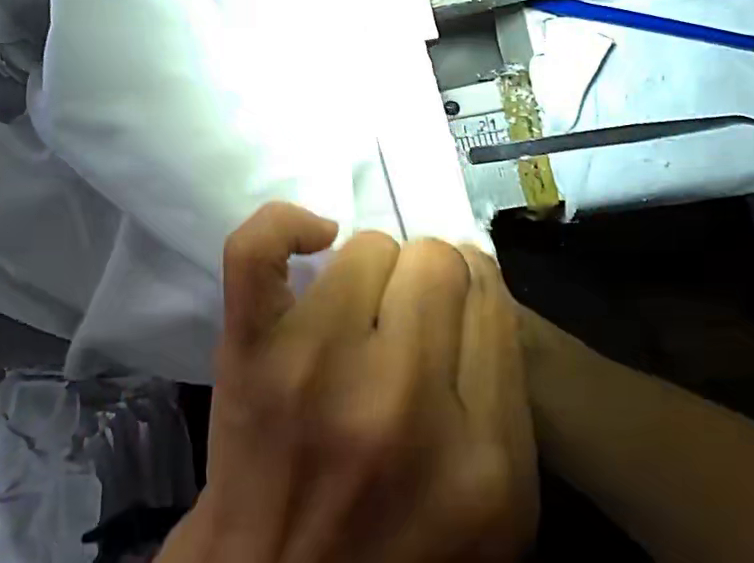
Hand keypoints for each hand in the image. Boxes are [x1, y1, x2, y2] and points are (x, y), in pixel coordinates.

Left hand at [159, 203, 536, 562]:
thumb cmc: (395, 540)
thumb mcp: (494, 501)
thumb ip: (503, 391)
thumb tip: (477, 279)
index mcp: (484, 456)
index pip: (491, 298)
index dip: (471, 294)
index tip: (451, 310)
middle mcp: (403, 403)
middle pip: (437, 262)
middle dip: (427, 284)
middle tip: (405, 318)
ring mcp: (316, 369)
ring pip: (368, 248)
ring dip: (370, 272)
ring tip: (357, 313)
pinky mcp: (249, 352)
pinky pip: (259, 246)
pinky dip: (285, 224)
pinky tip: (312, 239)